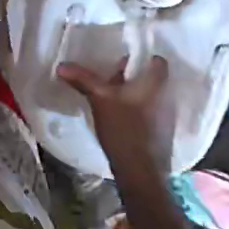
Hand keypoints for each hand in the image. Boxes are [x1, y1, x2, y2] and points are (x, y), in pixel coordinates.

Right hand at [58, 56, 169, 178]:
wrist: (141, 173)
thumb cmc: (125, 128)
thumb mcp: (99, 99)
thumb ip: (82, 79)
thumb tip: (62, 65)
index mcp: (156, 84)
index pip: (158, 61)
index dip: (144, 56)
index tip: (125, 56)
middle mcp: (166, 98)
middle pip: (151, 79)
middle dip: (133, 75)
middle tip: (110, 72)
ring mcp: (165, 118)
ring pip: (149, 97)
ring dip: (132, 94)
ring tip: (110, 93)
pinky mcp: (160, 135)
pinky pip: (148, 113)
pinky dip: (135, 110)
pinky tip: (117, 115)